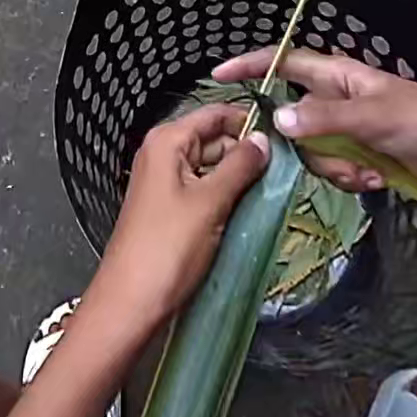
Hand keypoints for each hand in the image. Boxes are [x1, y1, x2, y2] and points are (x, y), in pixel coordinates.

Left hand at [87, 105, 267, 331]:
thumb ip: (240, 166)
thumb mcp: (210, 202)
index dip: (248, 121)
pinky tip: (250, 208)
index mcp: (167, 140)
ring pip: (212, 165)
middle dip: (246, 152)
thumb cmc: (168, 247)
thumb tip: (264, 138)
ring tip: (274, 190)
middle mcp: (163, 152)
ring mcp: (166, 180)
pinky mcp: (171, 206)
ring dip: (239, 177)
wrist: (130, 302)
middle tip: (286, 170)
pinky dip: (226, 195)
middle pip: (214, 138)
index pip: (215, 114)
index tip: (284, 137)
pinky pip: (204, 188)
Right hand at [212, 49, 416, 192]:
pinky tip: (375, 179)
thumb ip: (324, 119)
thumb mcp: (373, 116)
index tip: (219, 75)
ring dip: (332, 168)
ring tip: (365, 173)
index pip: (283, 62)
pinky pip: (331, 167)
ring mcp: (343, 128)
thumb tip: (277, 119)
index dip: (250, 65)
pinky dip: (348, 178)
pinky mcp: (355, 153)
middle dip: (303, 145)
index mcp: (336, 76)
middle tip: (325, 158)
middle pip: (291, 118)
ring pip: (309, 149)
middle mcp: (333, 99)